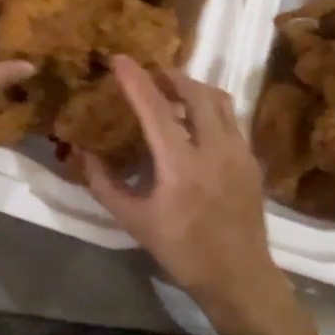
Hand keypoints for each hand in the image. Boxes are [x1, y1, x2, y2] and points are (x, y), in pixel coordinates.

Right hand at [79, 57, 296, 334]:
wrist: (238, 276)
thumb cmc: (181, 250)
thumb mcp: (134, 221)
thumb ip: (104, 184)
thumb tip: (82, 153)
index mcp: (180, 164)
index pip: (155, 108)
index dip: (136, 79)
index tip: (119, 58)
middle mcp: (214, 149)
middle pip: (196, 92)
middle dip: (170, 75)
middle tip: (149, 74)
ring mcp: (239, 152)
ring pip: (219, 100)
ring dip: (194, 88)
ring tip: (173, 93)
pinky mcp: (252, 160)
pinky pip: (231, 120)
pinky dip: (210, 109)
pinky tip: (196, 124)